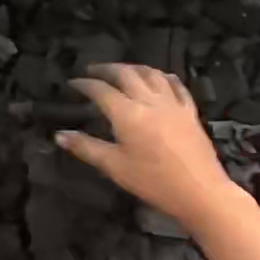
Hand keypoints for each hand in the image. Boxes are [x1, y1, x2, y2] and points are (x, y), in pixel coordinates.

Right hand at [56, 64, 243, 232]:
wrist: (200, 192)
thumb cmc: (153, 181)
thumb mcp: (113, 166)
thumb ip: (85, 147)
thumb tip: (59, 135)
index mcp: (127, 114)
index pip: (100, 90)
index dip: (84, 84)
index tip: (72, 83)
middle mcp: (149, 101)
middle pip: (126, 73)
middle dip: (107, 68)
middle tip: (93, 70)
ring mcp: (173, 104)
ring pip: (152, 74)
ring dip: (133, 68)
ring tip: (122, 70)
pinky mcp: (190, 111)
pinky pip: (176, 85)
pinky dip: (163, 76)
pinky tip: (159, 78)